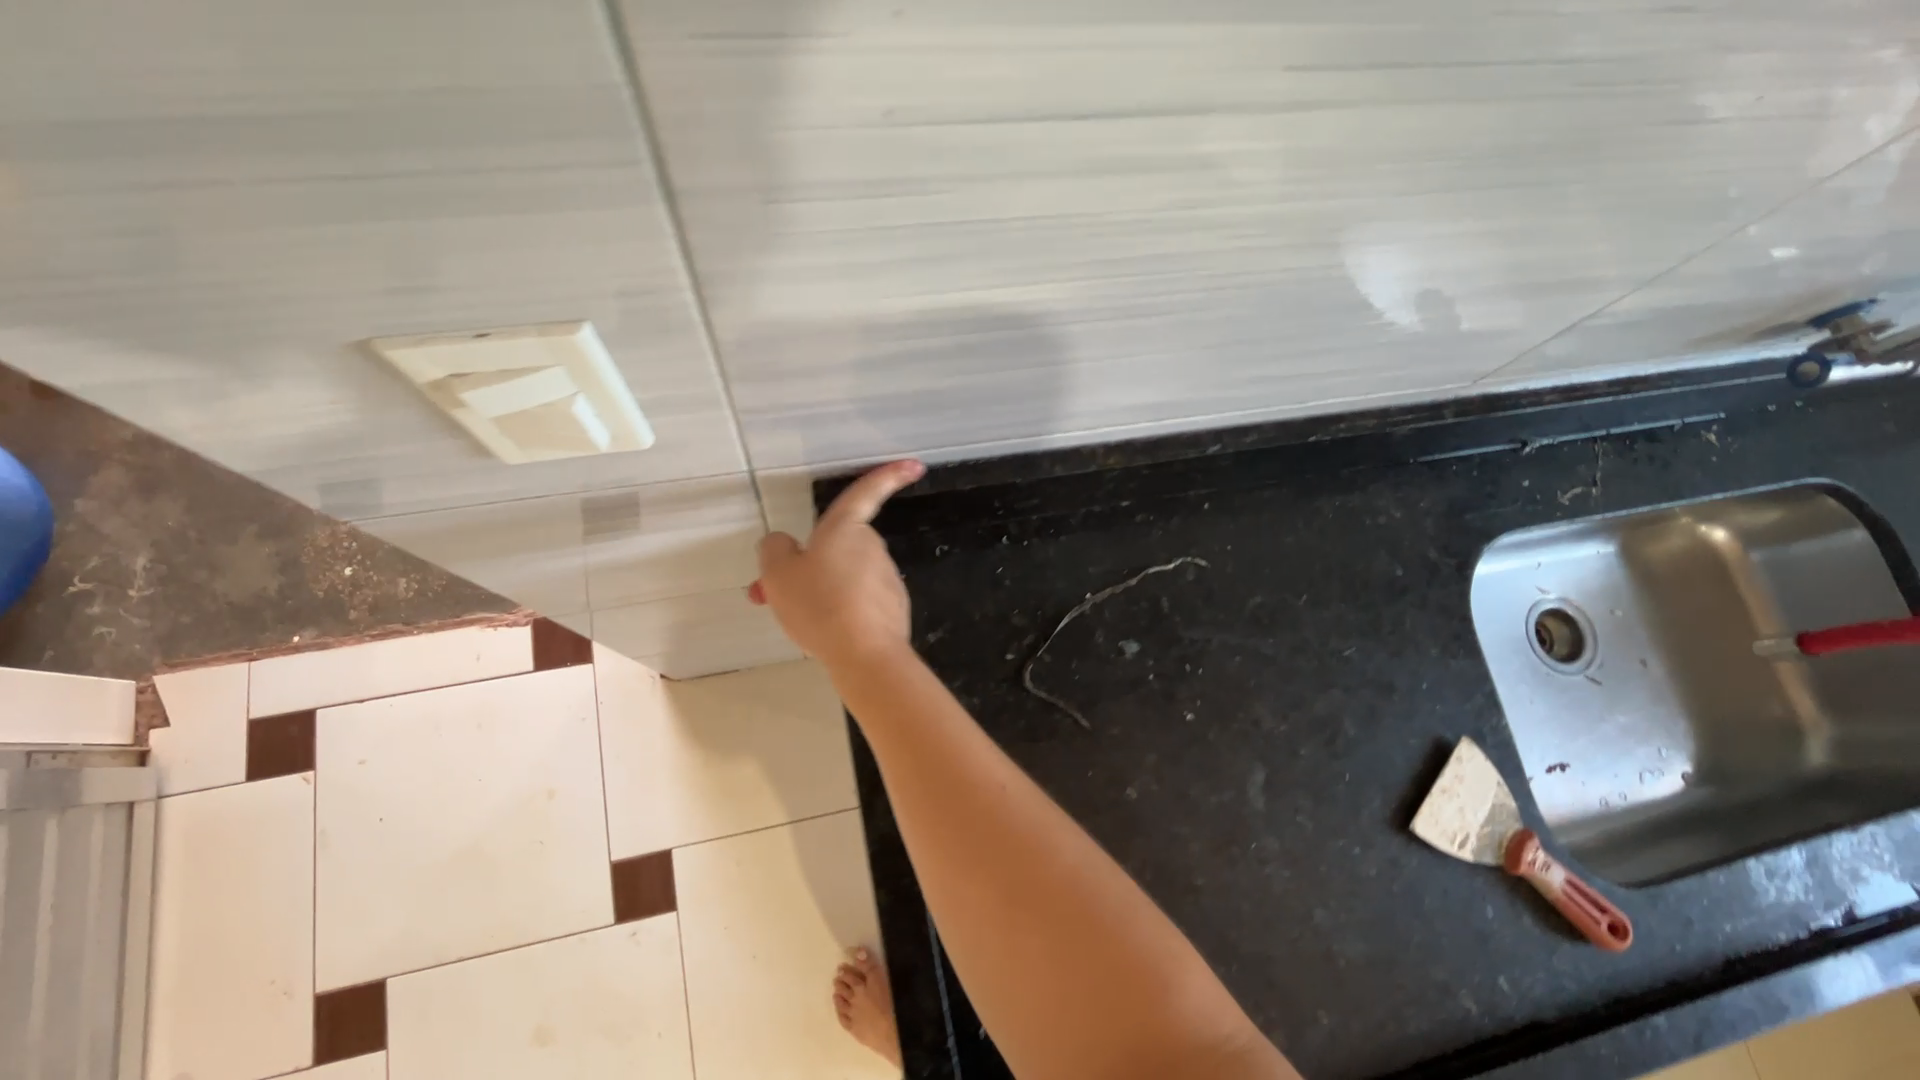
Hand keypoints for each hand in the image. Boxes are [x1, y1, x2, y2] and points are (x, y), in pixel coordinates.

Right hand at [748, 459, 925, 669]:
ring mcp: (886, 579)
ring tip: (798, 617)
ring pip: (845, 577)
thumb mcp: (777, 573)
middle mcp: (871, 548)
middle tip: (776, 592)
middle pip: (838, 547)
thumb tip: (782, 543)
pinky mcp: (892, 608)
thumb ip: (775, 550)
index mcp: (845, 529)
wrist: (863, 654)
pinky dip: (840, 611)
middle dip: (811, 565)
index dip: (887, 475)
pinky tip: (826, 632)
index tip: (915, 466)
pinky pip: (858, 602)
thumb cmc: (819, 604)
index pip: (865, 493)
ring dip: (822, 591)